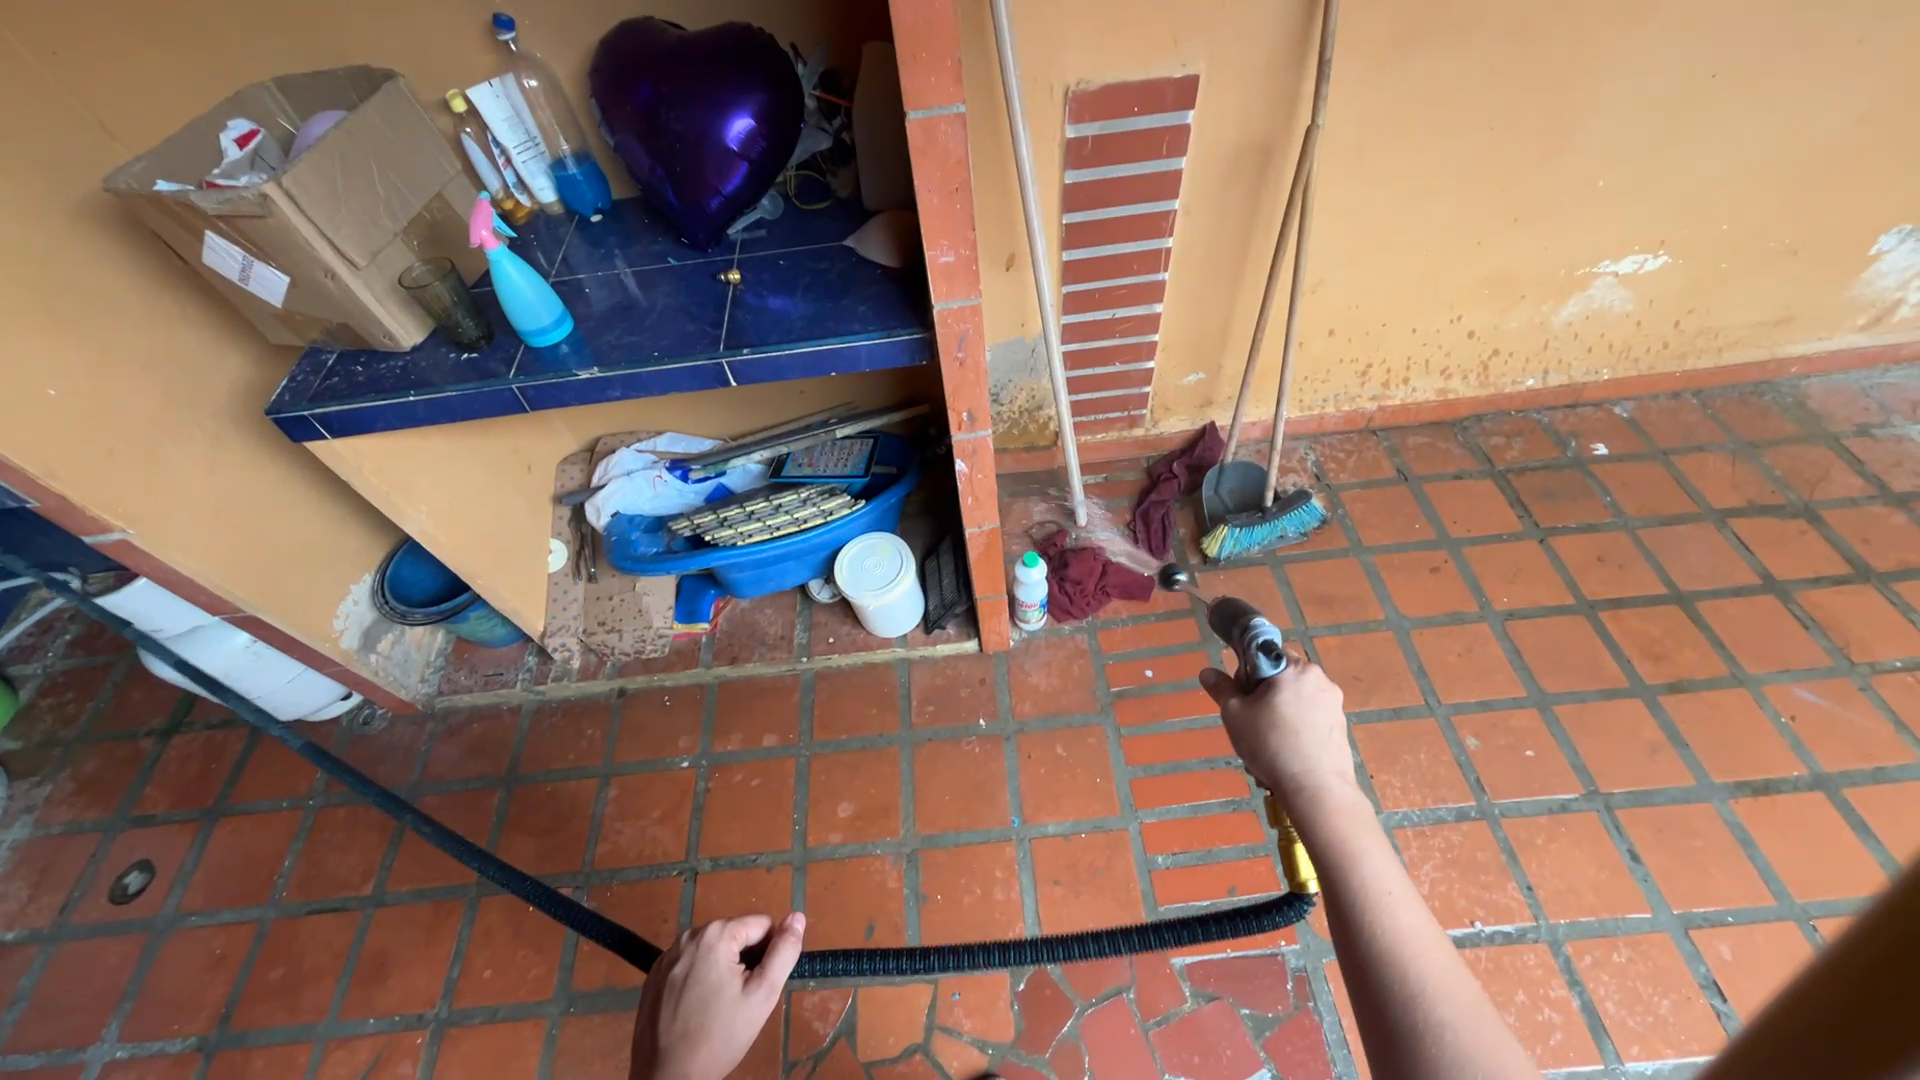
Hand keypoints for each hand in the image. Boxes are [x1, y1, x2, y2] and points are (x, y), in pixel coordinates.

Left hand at [630, 912, 805, 1079]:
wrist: (667, 1078)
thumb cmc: (719, 1036)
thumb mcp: (762, 995)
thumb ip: (784, 952)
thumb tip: (797, 917)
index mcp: (716, 934)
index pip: (762, 926)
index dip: (768, 955)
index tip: (757, 986)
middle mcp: (688, 936)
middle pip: (735, 935)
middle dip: (744, 961)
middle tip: (740, 1000)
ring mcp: (667, 956)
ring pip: (712, 950)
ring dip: (722, 969)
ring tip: (718, 1006)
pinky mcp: (654, 976)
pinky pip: (689, 964)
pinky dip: (699, 979)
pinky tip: (696, 1009)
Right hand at [1199, 650, 1356, 810]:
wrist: (1316, 789)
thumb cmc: (1270, 744)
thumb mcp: (1234, 715)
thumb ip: (1221, 688)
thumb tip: (1207, 672)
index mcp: (1294, 668)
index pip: (1265, 652)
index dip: (1247, 672)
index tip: (1242, 695)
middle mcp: (1320, 678)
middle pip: (1283, 675)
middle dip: (1265, 693)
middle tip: (1251, 719)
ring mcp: (1335, 703)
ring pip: (1298, 697)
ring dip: (1281, 710)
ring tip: (1269, 741)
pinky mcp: (1342, 726)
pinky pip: (1312, 716)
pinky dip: (1298, 726)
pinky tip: (1287, 750)